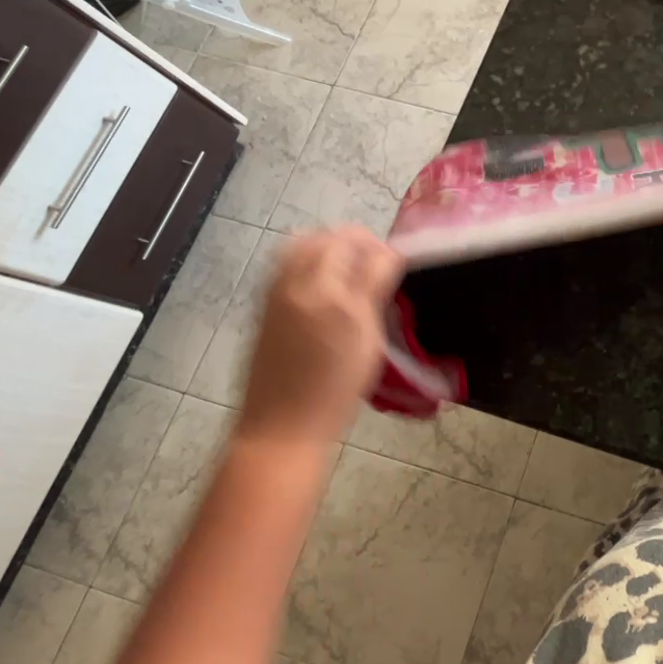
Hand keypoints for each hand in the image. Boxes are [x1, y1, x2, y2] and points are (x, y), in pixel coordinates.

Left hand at [237, 227, 403, 447]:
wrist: (281, 426)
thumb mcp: (367, 338)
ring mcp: (274, 292)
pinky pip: (287, 264)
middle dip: (356, 242)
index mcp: (324, 288)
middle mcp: (294, 282)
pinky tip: (327, 286)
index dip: (382, 249)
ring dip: (331, 247)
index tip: (397, 266)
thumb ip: (374, 289)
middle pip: (326, 236)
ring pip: (302, 245)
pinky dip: (309, 260)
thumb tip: (387, 256)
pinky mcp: (265, 306)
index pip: (357, 243)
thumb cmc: (334, 388)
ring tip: (353, 270)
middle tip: (378, 265)